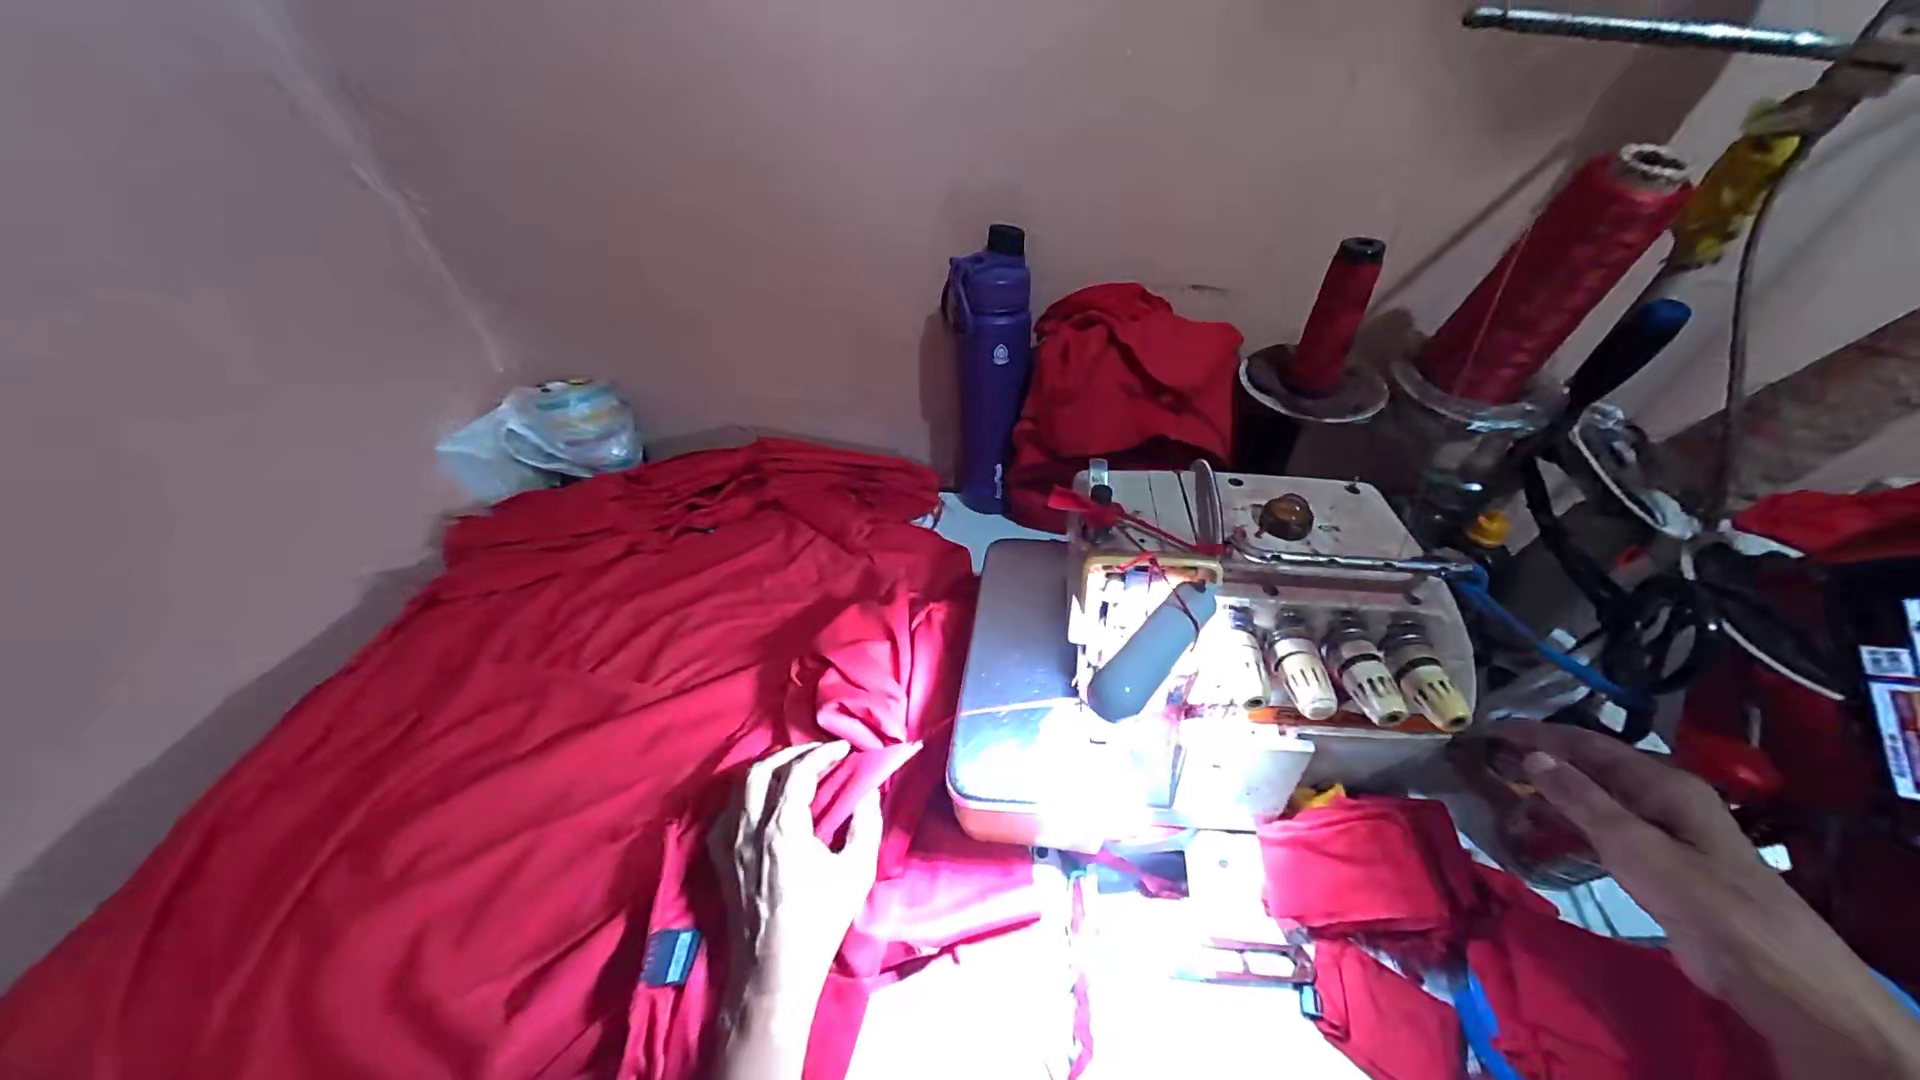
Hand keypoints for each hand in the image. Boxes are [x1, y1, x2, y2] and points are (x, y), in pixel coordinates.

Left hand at [712, 742, 880, 1079]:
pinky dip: (748, 793)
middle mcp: (750, 828)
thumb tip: (867, 791)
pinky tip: (765, 799)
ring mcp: (729, 842)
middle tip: (819, 752)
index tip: (844, 749)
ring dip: (770, 768)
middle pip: (763, 769)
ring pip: (742, 785)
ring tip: (794, 767)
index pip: (799, 772)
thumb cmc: (820, 921)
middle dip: (794, 753)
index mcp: (783, 829)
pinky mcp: (719, 856)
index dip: (822, 754)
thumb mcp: (856, 871)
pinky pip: (728, 809)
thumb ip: (866, 823)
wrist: (773, 969)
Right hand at [1495, 722, 1919, 1079]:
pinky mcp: (1655, 862)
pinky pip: (1598, 832)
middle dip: (1538, 766)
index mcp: (1663, 782)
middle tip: (1488, 765)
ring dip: (1548, 801)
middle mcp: (1661, 798)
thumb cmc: (1700, 896)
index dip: (1537, 735)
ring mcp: (1659, 831)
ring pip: (1590, 802)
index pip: (1587, 744)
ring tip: (1503, 804)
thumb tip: (1531, 755)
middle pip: (1588, 771)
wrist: (1770, 974)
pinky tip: (1535, 837)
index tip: (1491, 733)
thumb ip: (1577, 796)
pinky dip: (1565, 829)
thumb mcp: (1630, 842)